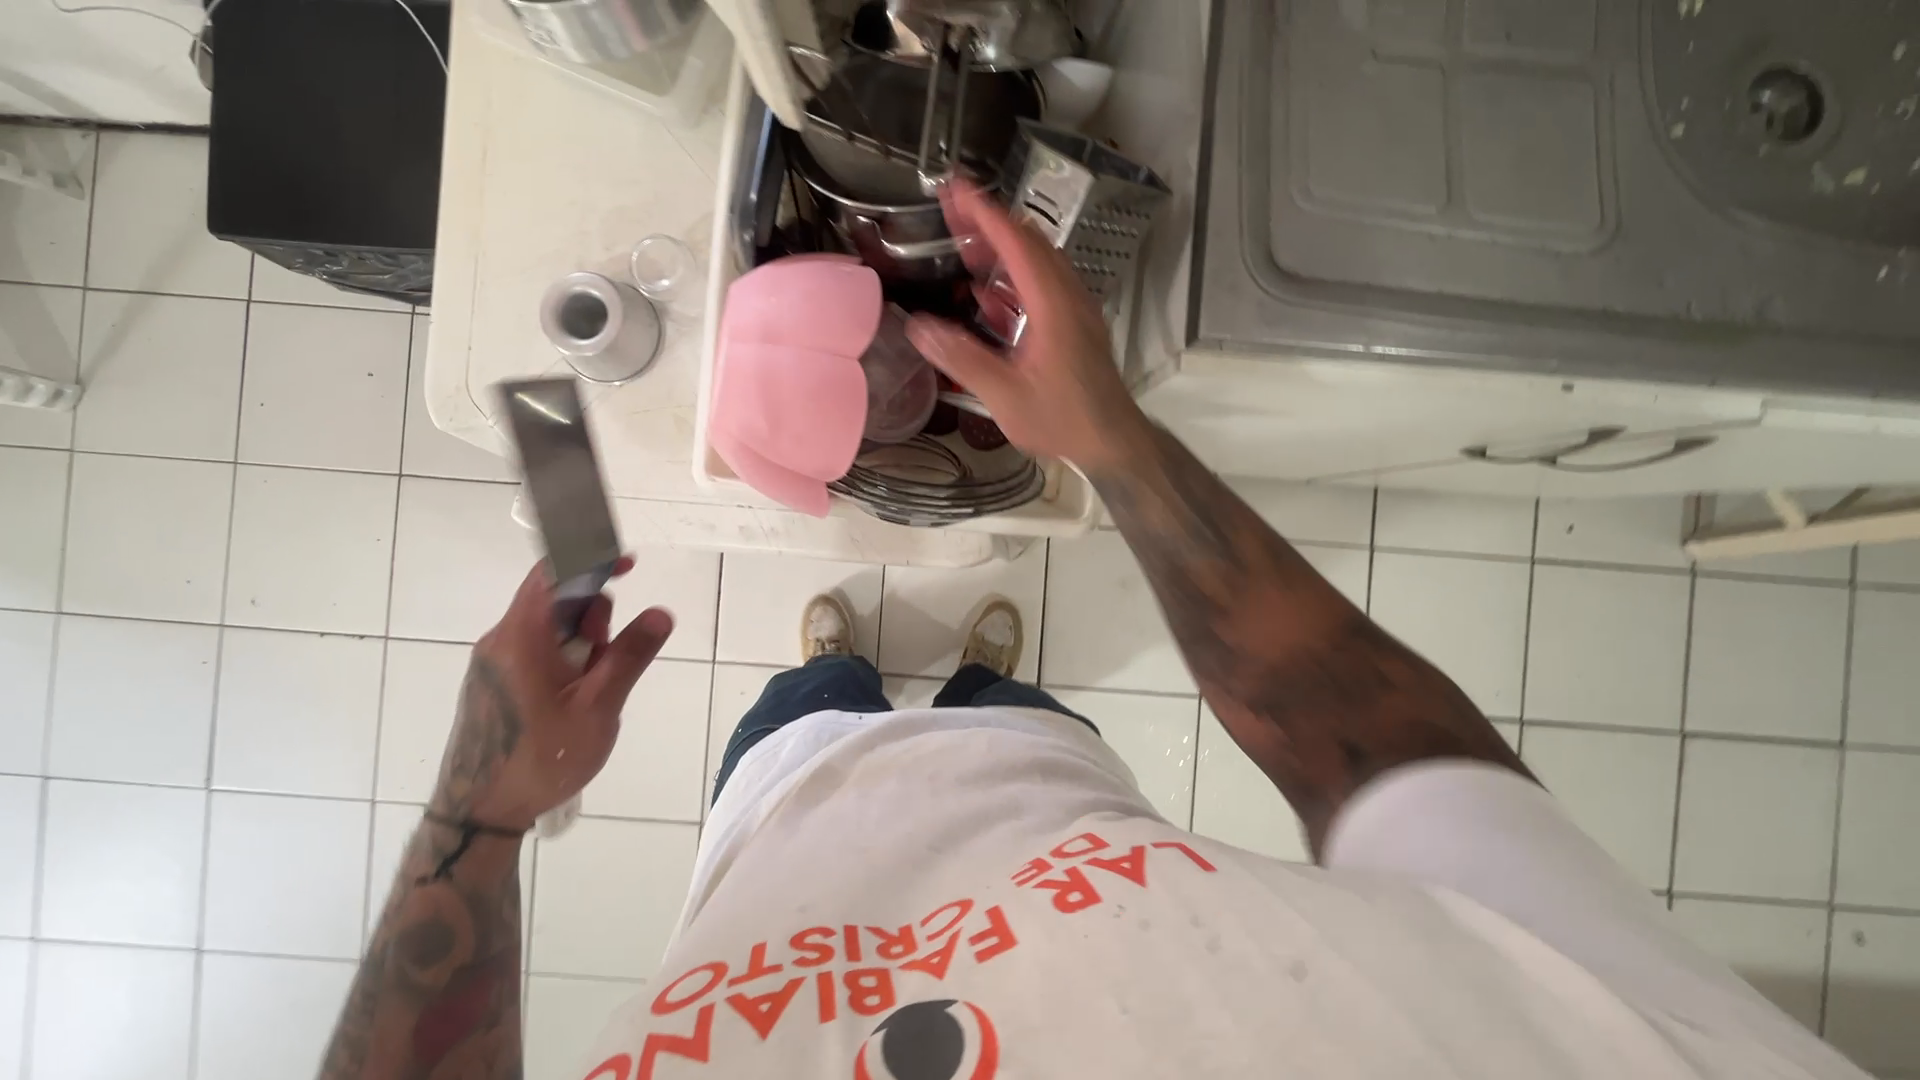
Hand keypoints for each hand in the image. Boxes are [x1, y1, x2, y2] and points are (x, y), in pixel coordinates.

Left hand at [430, 558, 674, 831]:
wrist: (479, 813)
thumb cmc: (542, 757)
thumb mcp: (598, 708)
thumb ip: (630, 656)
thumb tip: (660, 612)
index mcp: (521, 637)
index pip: (554, 573)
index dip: (592, 558)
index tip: (629, 564)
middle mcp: (501, 641)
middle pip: (555, 601)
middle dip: (593, 617)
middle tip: (609, 659)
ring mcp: (494, 664)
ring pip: (548, 630)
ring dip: (581, 643)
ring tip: (593, 689)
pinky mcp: (494, 685)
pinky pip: (535, 653)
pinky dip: (564, 661)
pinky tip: (575, 699)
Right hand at [904, 177, 1148, 469]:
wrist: (1112, 441)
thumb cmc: (1063, 419)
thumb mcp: (1005, 395)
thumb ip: (962, 359)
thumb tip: (918, 327)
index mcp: (1053, 304)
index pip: (1016, 242)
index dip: (983, 213)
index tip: (954, 188)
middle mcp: (1068, 296)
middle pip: (1029, 244)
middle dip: (988, 224)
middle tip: (950, 212)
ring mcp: (1076, 311)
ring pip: (1038, 264)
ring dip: (1001, 251)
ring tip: (963, 246)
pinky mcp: (1076, 327)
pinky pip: (1043, 288)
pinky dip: (1013, 280)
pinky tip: (988, 296)